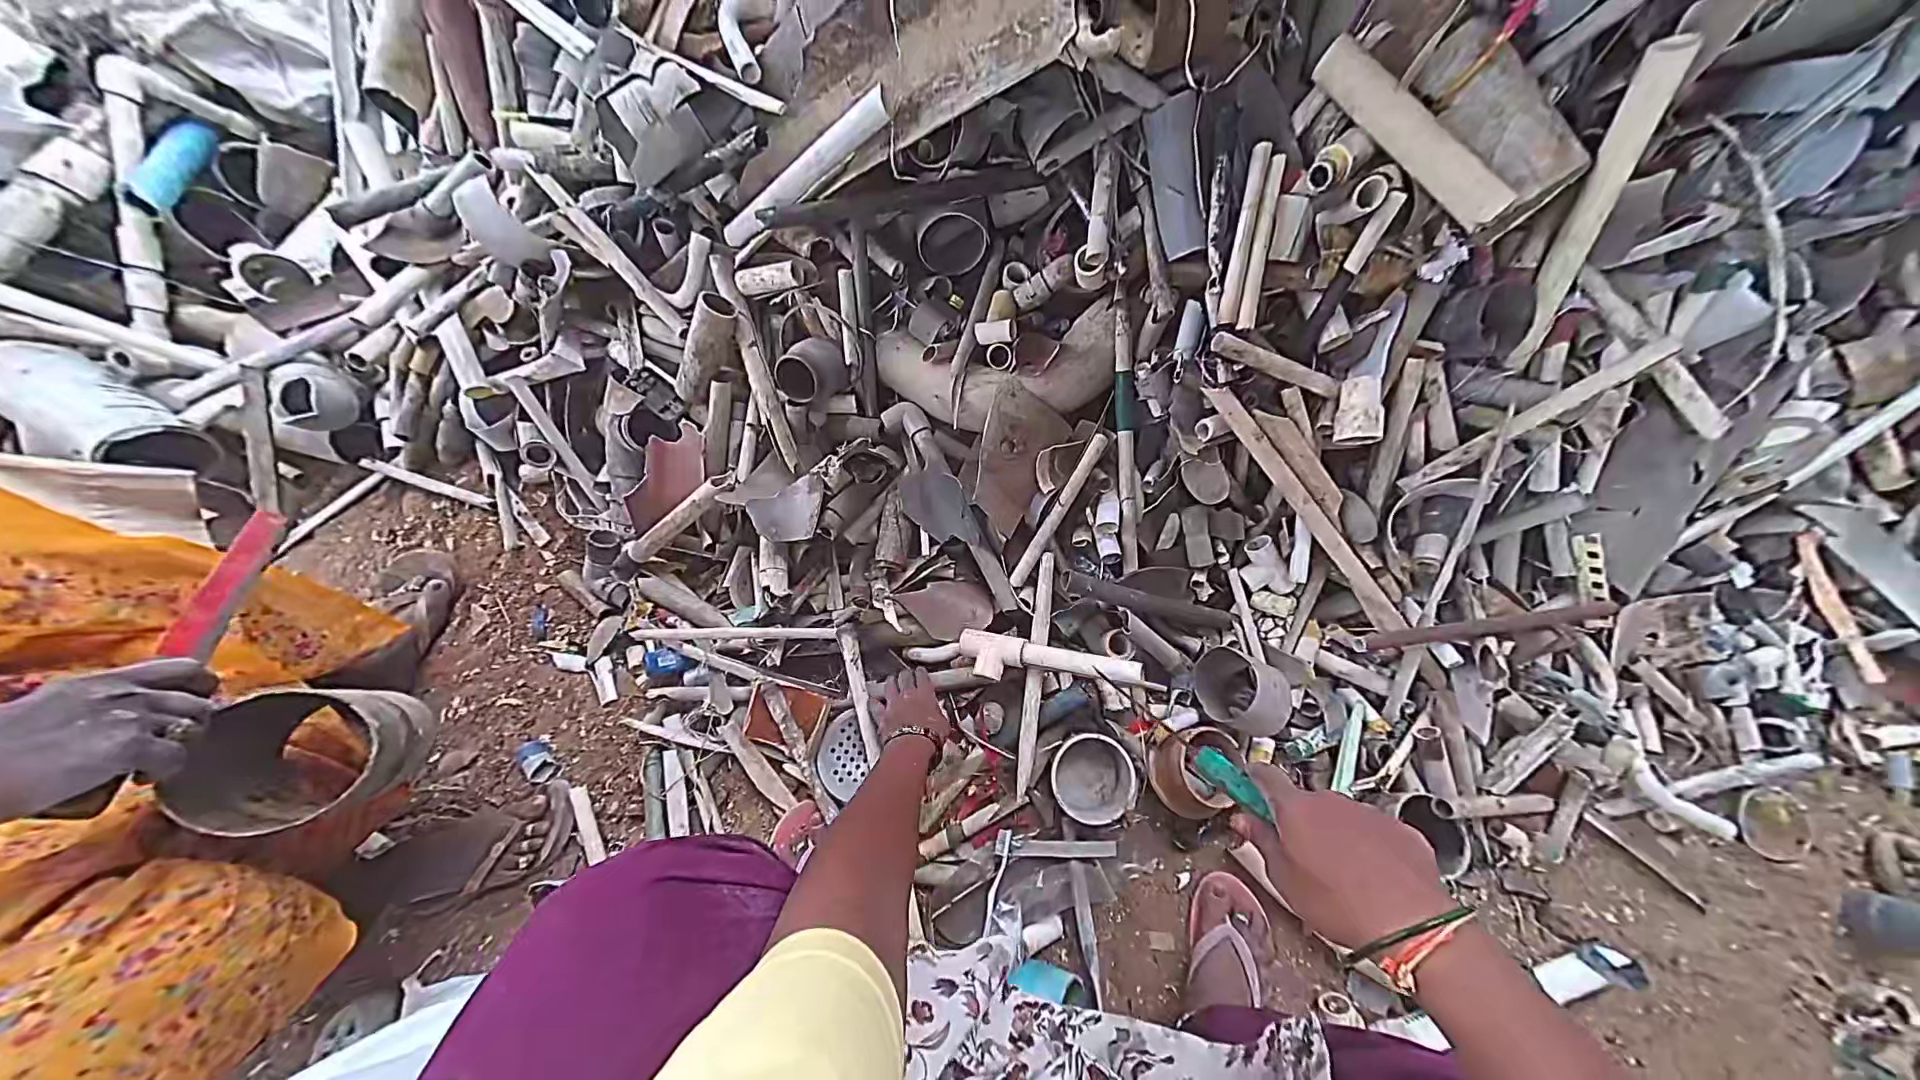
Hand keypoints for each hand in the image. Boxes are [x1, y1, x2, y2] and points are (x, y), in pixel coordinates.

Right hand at [0, 659, 216, 819]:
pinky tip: (140, 778)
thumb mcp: (47, 712)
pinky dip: (166, 771)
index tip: (189, 705)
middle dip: (194, 723)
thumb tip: (122, 723)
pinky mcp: (129, 745)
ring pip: (193, 727)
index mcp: (100, 682)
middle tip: (169, 743)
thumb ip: (92, 710)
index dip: (200, 686)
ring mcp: (130, 717)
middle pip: (199, 700)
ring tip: (148, 764)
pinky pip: (177, 757)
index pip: (182, 668)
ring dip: (180, 746)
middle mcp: (122, 693)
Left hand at [869, 667, 949, 747]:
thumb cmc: (929, 737)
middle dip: (905, 674)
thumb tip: (942, 717)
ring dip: (890, 682)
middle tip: (906, 675)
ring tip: (891, 680)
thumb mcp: (944, 724)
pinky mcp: (882, 715)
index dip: (920, 672)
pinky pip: (874, 704)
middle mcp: (907, 695)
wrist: (912, 747)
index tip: (920, 672)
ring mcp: (893, 704)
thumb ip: (940, 715)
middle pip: (904, 676)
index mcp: (925, 694)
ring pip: (889, 685)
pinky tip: (873, 700)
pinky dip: (874, 701)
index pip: (922, 676)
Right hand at [1231, 763, 1456, 949]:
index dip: (1250, 781)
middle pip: (1302, 800)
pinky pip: (1372, 830)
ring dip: (1332, 834)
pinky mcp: (1398, 829)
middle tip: (1294, 852)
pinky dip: (1367, 846)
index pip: (1263, 775)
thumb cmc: (1345, 906)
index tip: (1244, 787)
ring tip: (1337, 875)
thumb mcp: (1284, 879)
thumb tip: (1247, 822)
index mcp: (1295, 808)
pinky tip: (1369, 877)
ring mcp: (1367, 812)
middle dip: (1296, 820)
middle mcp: (1330, 801)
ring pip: (1338, 815)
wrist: (1414, 926)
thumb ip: (1262, 842)